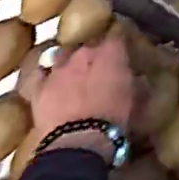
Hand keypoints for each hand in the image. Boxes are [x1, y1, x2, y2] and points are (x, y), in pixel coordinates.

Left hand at [21, 34, 135, 160]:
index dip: (120, 43)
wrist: (78, 142)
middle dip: (95, 56)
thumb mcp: (136, 101)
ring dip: (71, 64)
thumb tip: (139, 78)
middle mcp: (84, 53)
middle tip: (101, 70)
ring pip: (65, 56)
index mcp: (110, 53)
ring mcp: (59, 69)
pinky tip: (48, 81)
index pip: (117, 36)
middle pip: (90, 46)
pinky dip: (45, 76)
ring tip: (75, 76)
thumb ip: (136, 84)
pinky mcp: (38, 88)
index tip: (123, 52)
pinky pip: (40, 74)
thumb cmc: (114, 119)